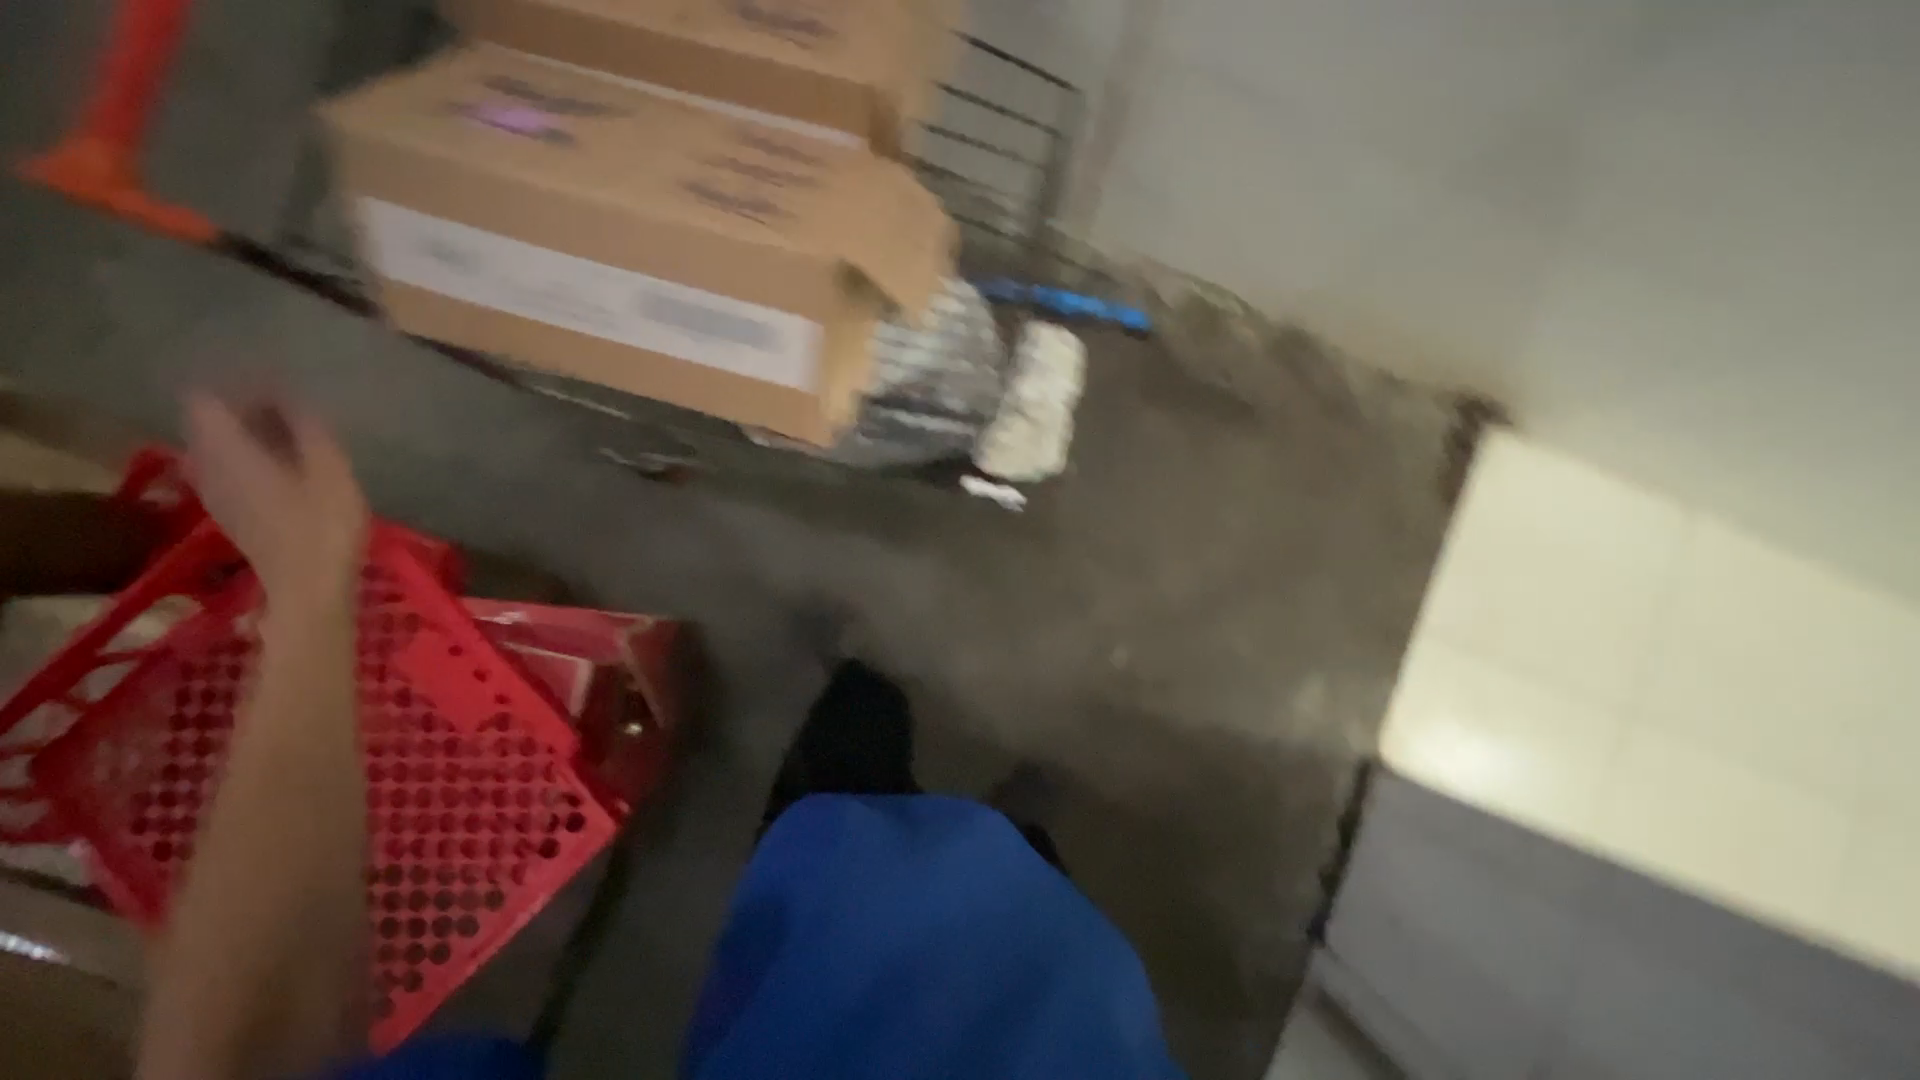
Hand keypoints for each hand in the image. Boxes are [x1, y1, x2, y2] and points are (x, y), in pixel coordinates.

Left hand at [184, 393, 368, 613]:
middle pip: (208, 423)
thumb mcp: (331, 471)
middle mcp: (210, 467)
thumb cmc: (324, 527)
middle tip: (284, 401)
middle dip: (240, 406)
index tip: (272, 378)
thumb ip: (309, 431)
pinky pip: (230, 470)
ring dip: (246, 433)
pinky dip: (250, 457)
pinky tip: (284, 465)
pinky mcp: (232, 514)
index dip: (234, 383)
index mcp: (229, 451)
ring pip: (217, 448)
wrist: (310, 590)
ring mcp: (217, 494)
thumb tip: (293, 398)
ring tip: (288, 430)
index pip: (207, 399)